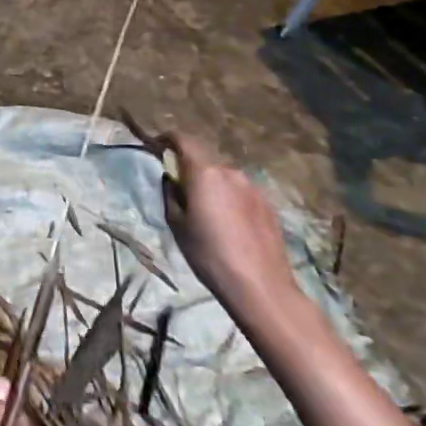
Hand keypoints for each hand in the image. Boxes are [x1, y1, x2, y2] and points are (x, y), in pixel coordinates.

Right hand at [154, 134, 297, 310]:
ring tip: (206, 210)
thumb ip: (171, 194)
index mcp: (205, 173)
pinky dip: (229, 198)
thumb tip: (171, 179)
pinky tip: (228, 223)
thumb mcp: (176, 224)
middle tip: (180, 188)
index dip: (167, 140)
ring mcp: (253, 188)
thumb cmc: (208, 254)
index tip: (157, 147)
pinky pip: (241, 192)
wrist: (260, 285)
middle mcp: (231, 172)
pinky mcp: (268, 204)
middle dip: (190, 167)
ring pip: (224, 177)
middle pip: (205, 159)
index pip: (183, 140)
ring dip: (211, 184)